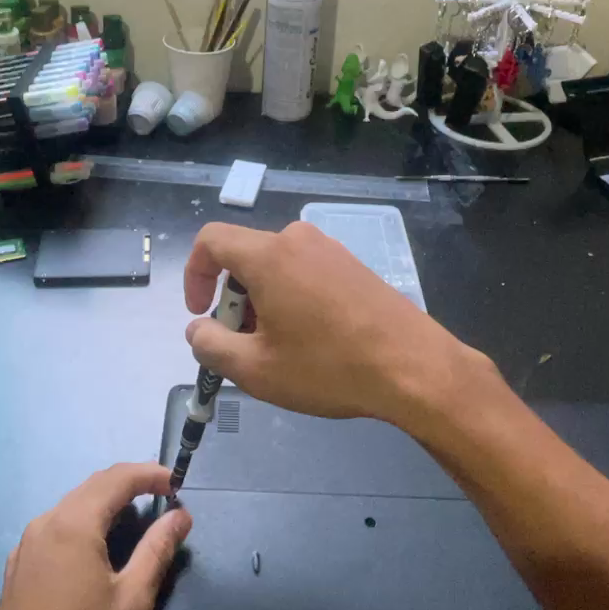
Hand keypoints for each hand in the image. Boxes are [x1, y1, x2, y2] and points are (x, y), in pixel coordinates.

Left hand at [0, 464, 192, 609]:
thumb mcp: (133, 601)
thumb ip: (158, 549)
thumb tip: (181, 516)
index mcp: (71, 524)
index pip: (117, 478)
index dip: (151, 474)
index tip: (179, 482)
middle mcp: (43, 524)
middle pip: (92, 487)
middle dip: (130, 485)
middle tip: (164, 497)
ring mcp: (24, 548)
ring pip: (71, 506)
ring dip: (106, 504)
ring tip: (138, 520)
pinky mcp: (16, 571)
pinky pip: (55, 529)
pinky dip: (83, 524)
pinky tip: (99, 549)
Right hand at [182, 222, 494, 428]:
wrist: (413, 367)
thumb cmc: (328, 367)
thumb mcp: (256, 369)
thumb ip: (211, 346)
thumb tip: (198, 329)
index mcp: (269, 255)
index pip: (211, 240)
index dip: (195, 275)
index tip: (202, 315)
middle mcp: (298, 239)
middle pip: (245, 256)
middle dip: (233, 299)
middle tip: (244, 344)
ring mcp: (330, 249)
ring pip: (276, 267)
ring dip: (263, 302)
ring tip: (280, 349)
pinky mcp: (353, 265)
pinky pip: (304, 272)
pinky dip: (291, 298)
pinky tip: (312, 341)